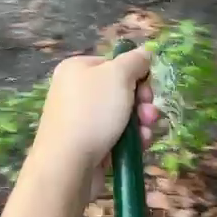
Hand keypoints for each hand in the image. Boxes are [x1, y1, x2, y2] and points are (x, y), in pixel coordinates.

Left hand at [33, 50, 156, 174]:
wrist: (67, 164)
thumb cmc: (93, 112)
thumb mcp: (118, 76)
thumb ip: (135, 61)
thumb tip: (144, 53)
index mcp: (77, 68)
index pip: (115, 64)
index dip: (137, 76)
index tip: (146, 90)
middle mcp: (76, 91)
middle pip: (122, 91)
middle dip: (141, 103)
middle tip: (148, 114)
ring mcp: (81, 119)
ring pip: (122, 115)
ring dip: (141, 123)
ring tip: (146, 134)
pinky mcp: (87, 143)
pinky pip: (116, 136)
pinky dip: (131, 139)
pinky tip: (139, 146)